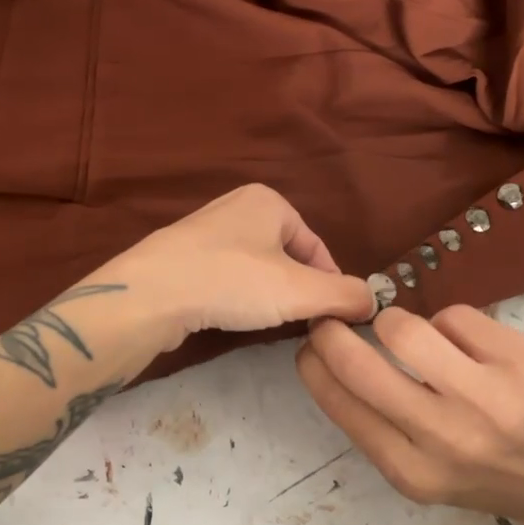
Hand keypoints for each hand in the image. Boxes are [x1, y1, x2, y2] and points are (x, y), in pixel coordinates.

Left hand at [99, 184, 374, 351]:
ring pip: (255, 270)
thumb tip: (372, 301)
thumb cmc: (232, 282)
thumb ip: (344, 295)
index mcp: (269, 201)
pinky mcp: (181, 259)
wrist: (151, 295)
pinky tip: (231, 317)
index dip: (329, 286)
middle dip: (296, 291)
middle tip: (298, 324)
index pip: (317, 247)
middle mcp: (236, 207)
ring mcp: (204, 232)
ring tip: (265, 323)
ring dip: (266, 297)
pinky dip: (235, 298)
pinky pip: (225, 279)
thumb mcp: (300, 290)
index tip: (330, 319)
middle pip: (286, 258)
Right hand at [297, 304, 523, 524]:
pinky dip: (448, 323)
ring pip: (405, 328)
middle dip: (332, 332)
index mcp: (410, 470)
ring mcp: (486, 398)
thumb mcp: (419, 473)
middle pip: (359, 363)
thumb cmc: (482, 473)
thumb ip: (374, 424)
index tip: (309, 345)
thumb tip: (327, 356)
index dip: (312, 363)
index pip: (339, 402)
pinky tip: (464, 346)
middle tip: (335, 321)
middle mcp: (445, 437)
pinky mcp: (519, 362)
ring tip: (408, 335)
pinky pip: (454, 315)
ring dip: (393, 322)